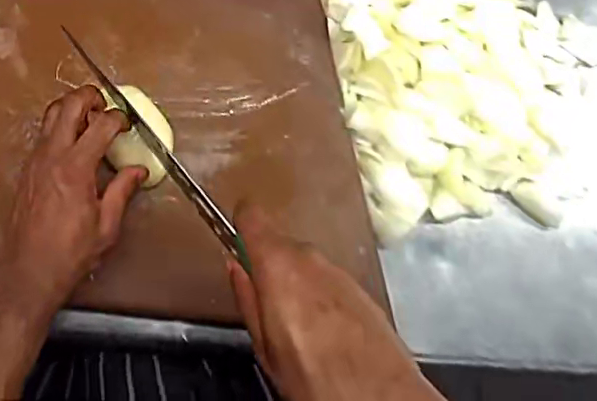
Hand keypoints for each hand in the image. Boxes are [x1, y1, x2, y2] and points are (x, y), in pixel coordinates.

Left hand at [0, 85, 146, 309]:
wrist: (27, 272)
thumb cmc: (68, 254)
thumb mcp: (106, 226)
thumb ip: (122, 191)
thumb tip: (138, 170)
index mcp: (76, 168)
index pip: (101, 124)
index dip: (119, 118)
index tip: (127, 123)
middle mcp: (53, 155)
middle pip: (70, 104)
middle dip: (90, 96)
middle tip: (105, 105)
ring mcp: (36, 158)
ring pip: (52, 113)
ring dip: (72, 107)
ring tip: (88, 119)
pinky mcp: (27, 167)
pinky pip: (43, 132)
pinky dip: (59, 125)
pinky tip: (72, 143)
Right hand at [226, 205, 438, 400]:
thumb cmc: (318, 382)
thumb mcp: (266, 348)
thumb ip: (246, 298)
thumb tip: (235, 268)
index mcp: (277, 263)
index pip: (251, 214)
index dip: (240, 226)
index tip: (236, 246)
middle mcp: (309, 257)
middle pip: (279, 246)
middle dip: (271, 271)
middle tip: (269, 313)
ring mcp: (338, 271)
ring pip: (305, 267)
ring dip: (299, 289)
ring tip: (302, 335)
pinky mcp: (361, 289)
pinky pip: (329, 284)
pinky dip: (324, 302)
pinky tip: (329, 340)